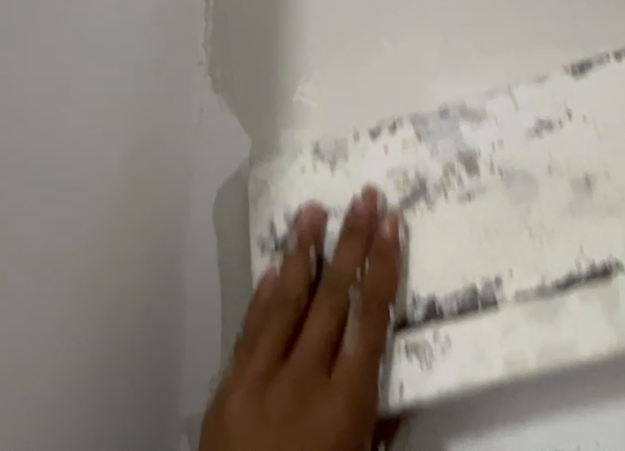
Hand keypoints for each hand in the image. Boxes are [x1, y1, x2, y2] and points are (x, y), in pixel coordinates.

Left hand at [201, 186, 404, 450]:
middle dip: (352, 242)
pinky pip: (250, 330)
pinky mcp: (228, 387)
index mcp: (346, 401)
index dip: (384, 265)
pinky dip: (264, 296)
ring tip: (314, 209)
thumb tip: (396, 391)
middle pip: (334, 296)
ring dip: (303, 252)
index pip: (372, 317)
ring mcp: (261, 379)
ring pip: (288, 302)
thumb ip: (378, 427)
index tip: (393, 225)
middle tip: (364, 197)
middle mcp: (305, 379)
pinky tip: (275, 266)